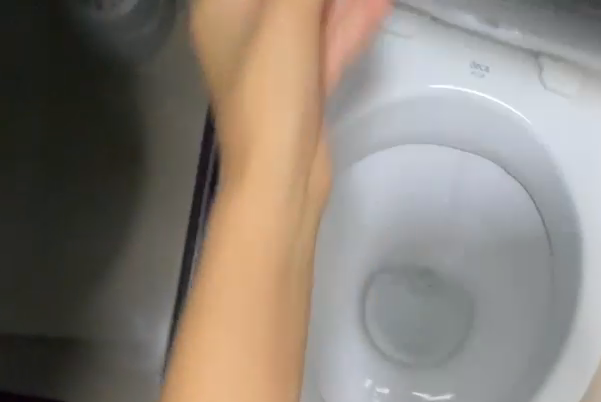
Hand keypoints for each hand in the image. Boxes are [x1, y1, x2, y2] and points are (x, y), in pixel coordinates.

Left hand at [191, 0, 393, 207]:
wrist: (280, 183)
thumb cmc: (270, 96)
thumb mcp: (287, 19)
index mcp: (220, 5)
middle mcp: (244, 27)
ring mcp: (277, 61)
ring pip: (312, 13)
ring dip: (341, 0)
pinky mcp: (304, 89)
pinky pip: (328, 42)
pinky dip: (352, 22)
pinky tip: (379, 3)